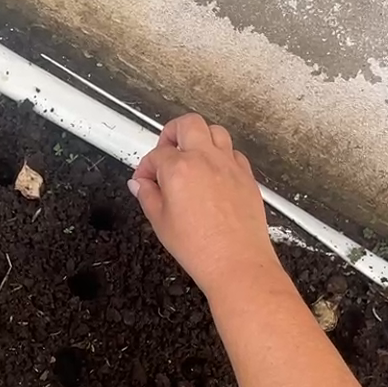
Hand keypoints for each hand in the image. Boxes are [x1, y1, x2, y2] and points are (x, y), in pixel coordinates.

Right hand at [129, 113, 282, 299]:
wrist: (236, 262)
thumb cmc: (202, 248)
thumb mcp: (160, 222)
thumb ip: (147, 196)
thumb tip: (141, 185)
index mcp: (179, 169)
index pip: (156, 155)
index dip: (145, 167)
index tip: (144, 179)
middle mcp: (206, 160)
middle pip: (187, 124)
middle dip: (171, 133)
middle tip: (165, 149)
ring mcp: (229, 165)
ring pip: (215, 130)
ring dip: (199, 138)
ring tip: (189, 154)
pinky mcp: (246, 176)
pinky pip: (233, 152)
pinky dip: (220, 155)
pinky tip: (212, 170)